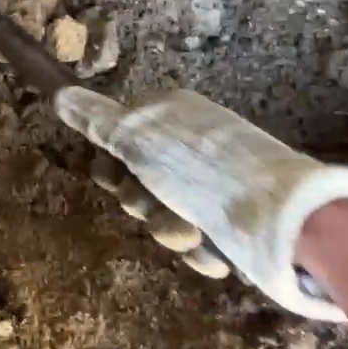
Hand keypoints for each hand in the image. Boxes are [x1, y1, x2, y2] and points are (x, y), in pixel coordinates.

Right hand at [55, 87, 347, 320]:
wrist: (289, 223)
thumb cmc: (204, 172)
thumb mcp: (138, 138)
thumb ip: (95, 119)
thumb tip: (59, 94)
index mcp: (169, 115)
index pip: (115, 138)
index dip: (110, 166)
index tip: (116, 178)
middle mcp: (188, 145)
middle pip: (135, 178)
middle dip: (142, 202)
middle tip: (157, 208)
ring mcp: (212, 184)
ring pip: (163, 212)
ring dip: (170, 230)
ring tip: (194, 238)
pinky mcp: (233, 220)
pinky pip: (197, 236)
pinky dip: (200, 249)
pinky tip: (214, 254)